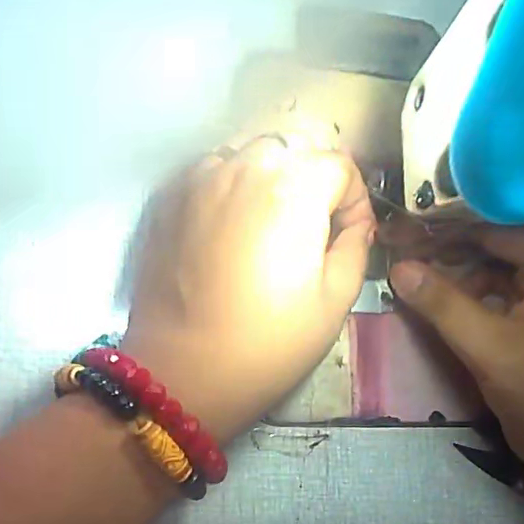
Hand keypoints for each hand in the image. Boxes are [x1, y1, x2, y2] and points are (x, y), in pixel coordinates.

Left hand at [123, 129, 373, 442]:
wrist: (183, 371)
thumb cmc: (268, 342)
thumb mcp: (335, 301)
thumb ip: (356, 245)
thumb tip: (355, 221)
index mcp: (293, 188)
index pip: (339, 165)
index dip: (352, 200)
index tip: (346, 236)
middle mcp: (243, 167)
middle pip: (292, 152)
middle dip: (309, 183)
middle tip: (305, 233)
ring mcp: (198, 179)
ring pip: (246, 157)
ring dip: (265, 181)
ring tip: (263, 228)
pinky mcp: (167, 198)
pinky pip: (208, 174)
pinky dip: (225, 189)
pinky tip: (224, 232)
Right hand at [388, 228, 523, 467]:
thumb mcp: (489, 349)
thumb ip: (442, 304)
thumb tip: (398, 266)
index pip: (499, 226)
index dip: (448, 227)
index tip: (405, 230)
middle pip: (503, 243)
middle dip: (453, 249)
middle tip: (406, 252)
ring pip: (506, 268)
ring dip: (465, 274)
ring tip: (422, 280)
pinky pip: (513, 292)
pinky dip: (482, 296)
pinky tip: (450, 304)